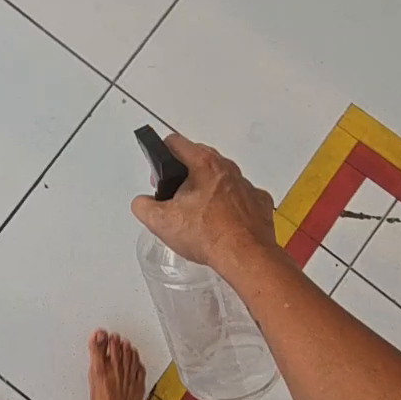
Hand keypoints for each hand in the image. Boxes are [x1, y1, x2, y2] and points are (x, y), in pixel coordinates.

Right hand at [131, 133, 281, 270]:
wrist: (244, 257)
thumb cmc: (210, 236)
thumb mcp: (159, 222)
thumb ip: (142, 206)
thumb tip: (142, 203)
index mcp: (203, 164)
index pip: (175, 142)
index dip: (161, 155)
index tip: (159, 170)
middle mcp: (227, 169)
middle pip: (198, 158)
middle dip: (183, 174)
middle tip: (175, 197)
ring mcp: (245, 185)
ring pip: (220, 177)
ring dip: (208, 190)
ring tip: (198, 215)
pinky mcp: (258, 202)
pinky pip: (240, 197)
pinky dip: (229, 206)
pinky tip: (221, 222)